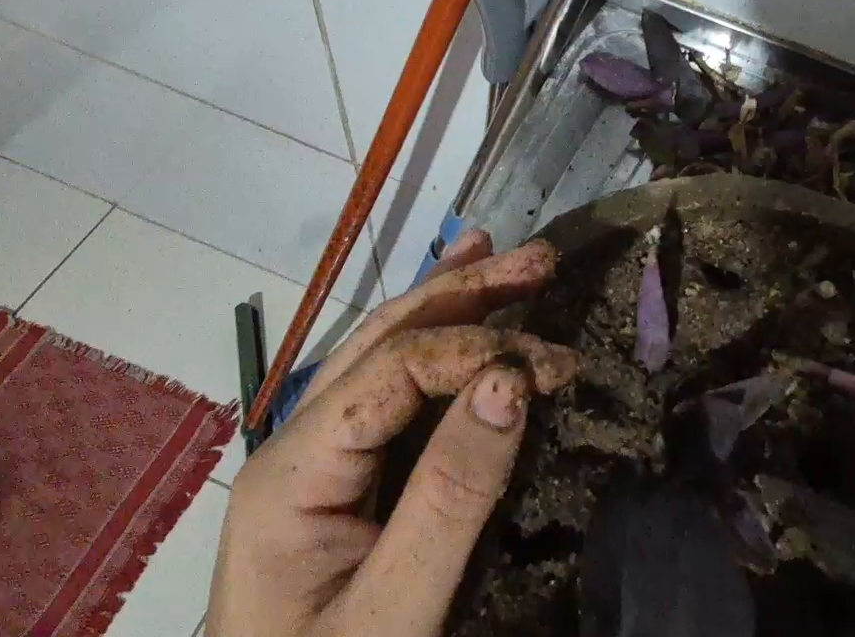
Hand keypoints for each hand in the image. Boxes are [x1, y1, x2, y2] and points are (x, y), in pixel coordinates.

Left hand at [208, 231, 577, 636]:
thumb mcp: (394, 611)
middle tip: (541, 259)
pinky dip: (435, 341)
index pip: (396, 366)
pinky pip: (391, 389)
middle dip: (466, 291)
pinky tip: (456, 310)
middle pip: (386, 338)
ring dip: (450, 299)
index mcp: (295, 467)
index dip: (482, 348)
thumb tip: (509, 380)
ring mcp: (319, 455)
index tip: (559, 365)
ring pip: (386, 351)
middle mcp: (300, 441)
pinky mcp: (345, 475)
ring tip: (500, 253)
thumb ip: (449, 496)